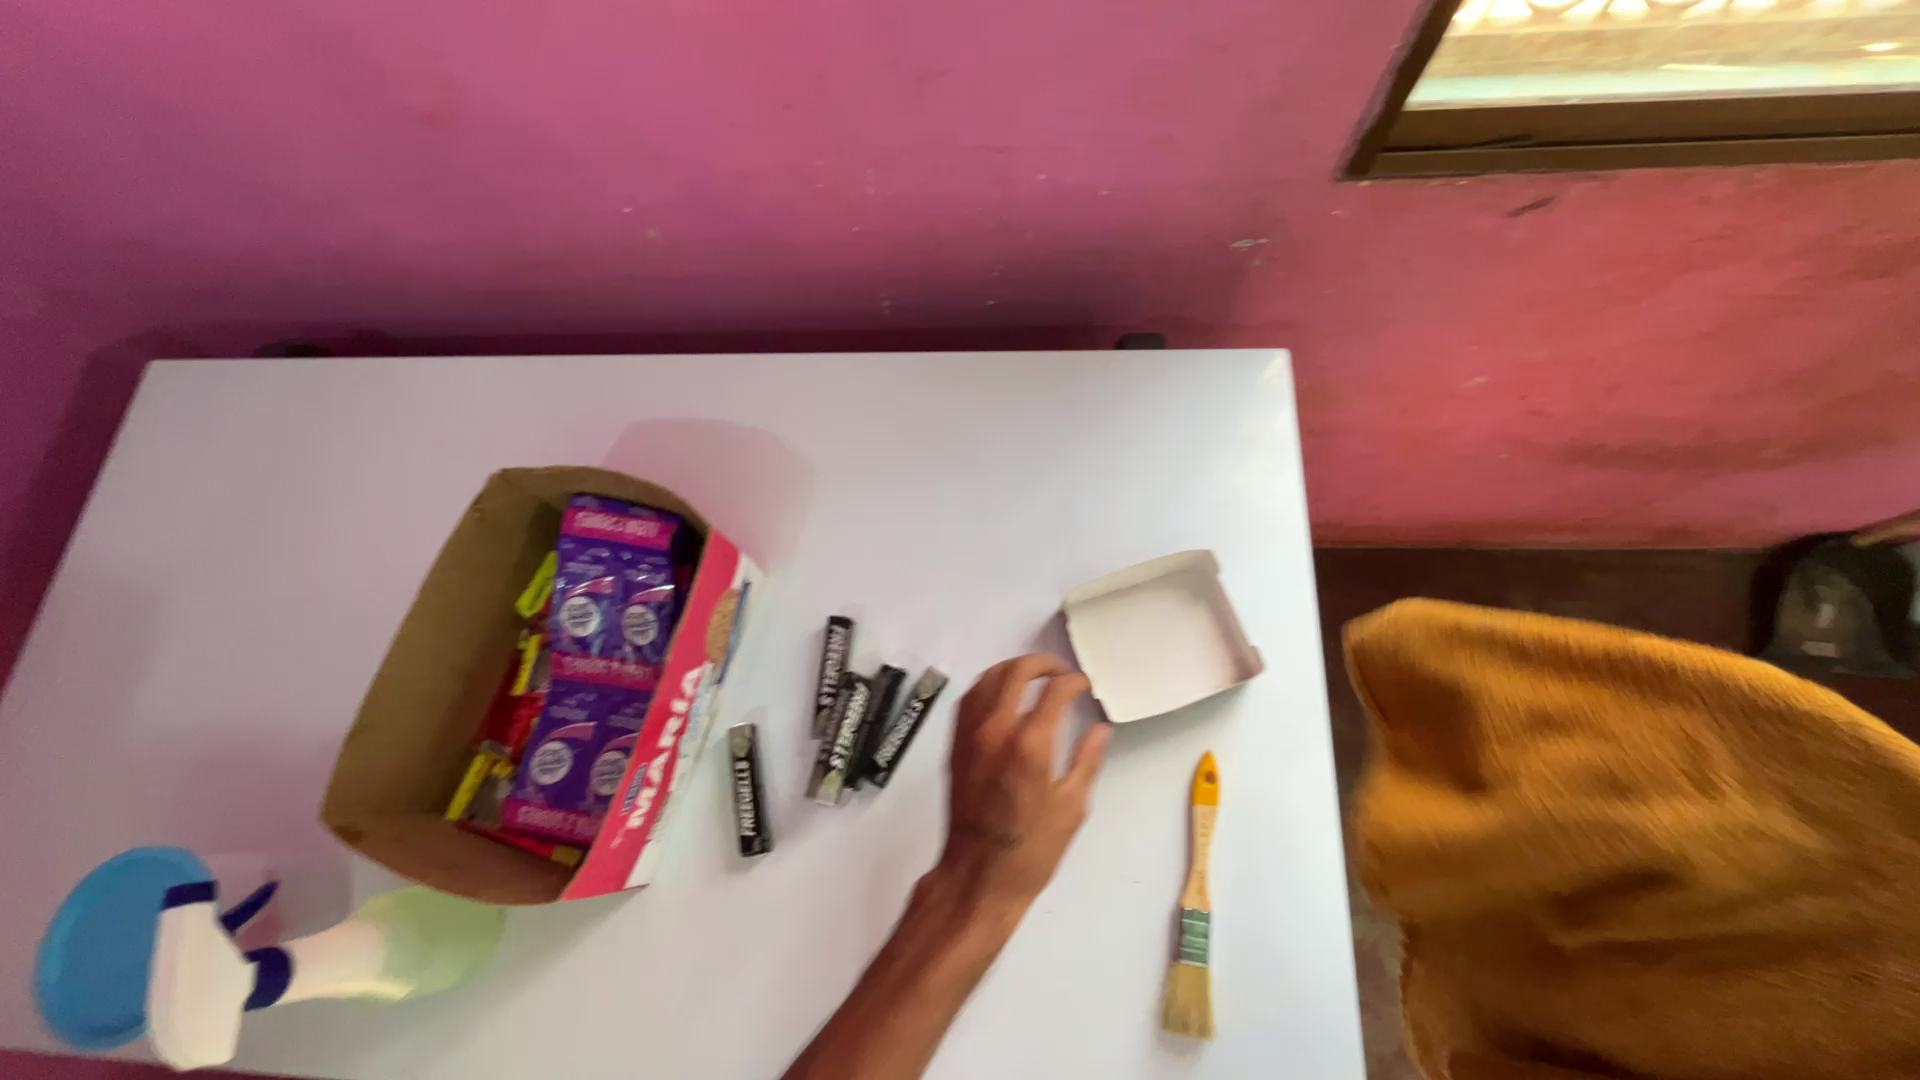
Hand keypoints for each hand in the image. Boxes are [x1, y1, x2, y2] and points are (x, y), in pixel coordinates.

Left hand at [934, 653, 1110, 912]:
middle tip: (1061, 673)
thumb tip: (1100, 729)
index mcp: (1031, 743)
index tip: (1085, 685)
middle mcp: (997, 728)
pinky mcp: (955, 743)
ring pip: (988, 678)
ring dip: (1014, 669)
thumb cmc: (1033, 847)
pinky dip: (988, 685)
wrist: (979, 874)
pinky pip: (969, 698)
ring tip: (1034, 677)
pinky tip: (1003, 694)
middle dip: (1043, 663)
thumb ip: (1086, 760)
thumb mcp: (1072, 806)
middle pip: (1017, 671)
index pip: (1055, 690)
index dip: (1074, 681)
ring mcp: (971, 733)